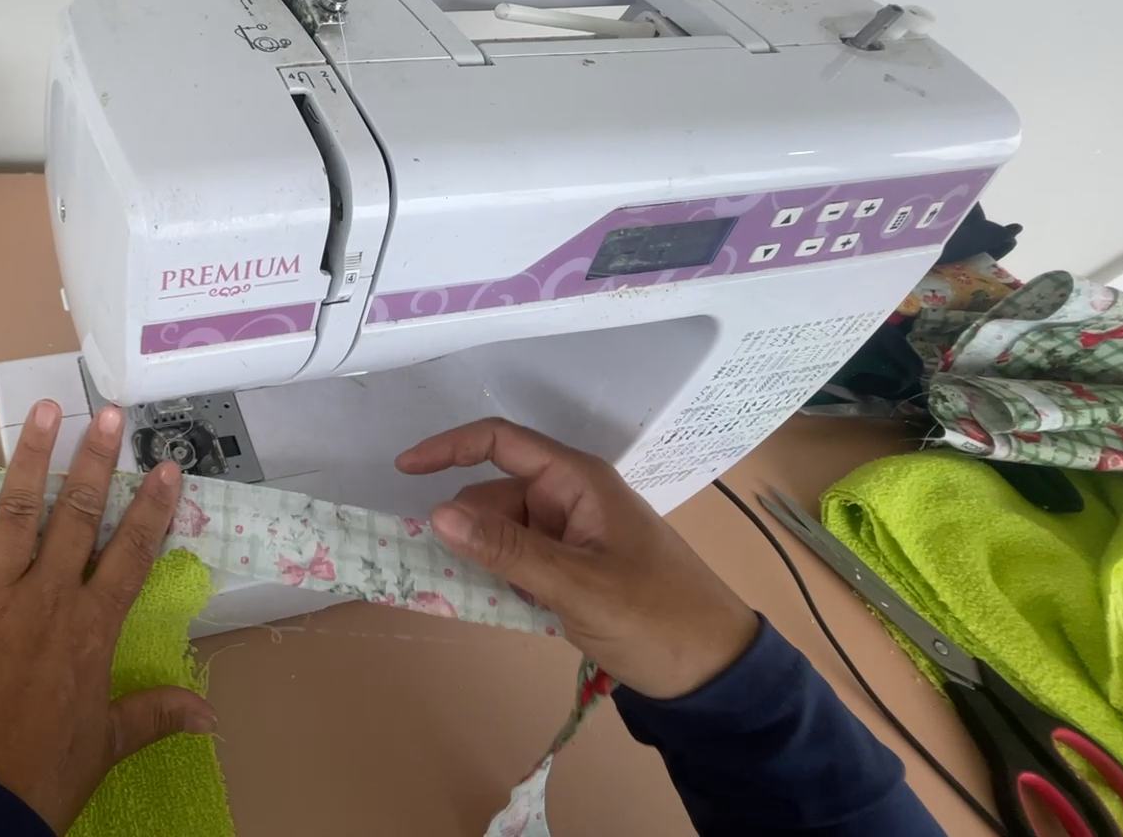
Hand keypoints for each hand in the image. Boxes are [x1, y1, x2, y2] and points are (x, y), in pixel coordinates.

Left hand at [0, 400, 214, 832]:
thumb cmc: (35, 775)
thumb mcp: (103, 745)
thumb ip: (155, 714)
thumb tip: (211, 713)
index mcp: (90, 628)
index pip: (131, 553)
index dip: (152, 508)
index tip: (167, 467)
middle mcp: (47, 596)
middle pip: (79, 515)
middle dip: (98, 461)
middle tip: (111, 414)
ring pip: (19, 510)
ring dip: (34, 455)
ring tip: (47, 408)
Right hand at [397, 418, 758, 698]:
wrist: (719, 679)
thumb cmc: (658, 618)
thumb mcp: (577, 585)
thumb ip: (505, 549)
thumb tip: (435, 514)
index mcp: (575, 480)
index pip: (498, 442)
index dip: (447, 448)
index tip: (404, 470)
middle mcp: (566, 496)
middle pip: (491, 495)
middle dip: (471, 530)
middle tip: (466, 574)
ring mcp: (566, 531)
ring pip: (497, 530)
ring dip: (485, 560)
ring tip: (502, 599)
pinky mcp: (565, 563)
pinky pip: (512, 557)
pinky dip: (500, 576)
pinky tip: (509, 604)